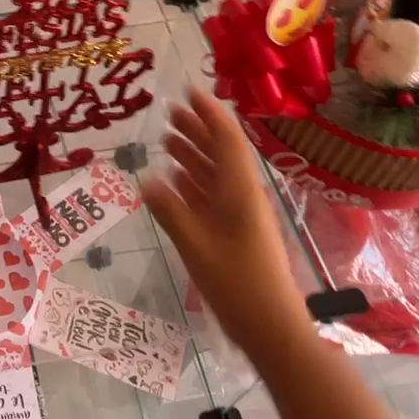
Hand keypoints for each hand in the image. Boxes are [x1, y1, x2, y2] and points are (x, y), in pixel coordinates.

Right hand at [142, 89, 308, 350]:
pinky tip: (175, 178)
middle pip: (220, 153)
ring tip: (167, 137)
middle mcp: (242, 196)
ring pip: (215, 174)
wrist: (272, 327)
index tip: (189, 91)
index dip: (209, 113)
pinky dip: (194, 182)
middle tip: (170, 111)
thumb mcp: (196, 246)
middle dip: (197, 129)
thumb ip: (171, 211)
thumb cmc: (237, 284)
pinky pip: (212, 197)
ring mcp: (240, 215)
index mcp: (240, 191)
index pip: (226, 140)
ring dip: (193, 153)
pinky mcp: (235, 232)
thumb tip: (146, 178)